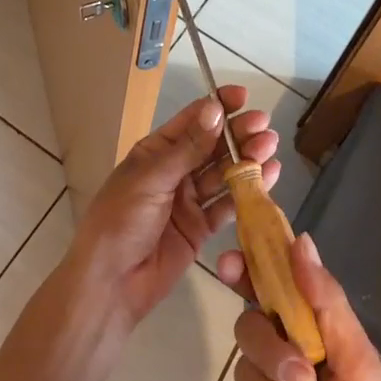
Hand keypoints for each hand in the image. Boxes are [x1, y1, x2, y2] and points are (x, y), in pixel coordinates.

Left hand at [69, 87, 281, 324]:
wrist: (110, 284)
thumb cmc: (120, 221)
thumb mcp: (151, 179)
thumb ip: (188, 149)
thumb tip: (215, 109)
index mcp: (155, 152)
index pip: (191, 121)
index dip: (217, 106)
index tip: (243, 96)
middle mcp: (174, 171)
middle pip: (212, 146)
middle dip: (238, 133)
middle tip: (264, 125)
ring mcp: (188, 200)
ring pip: (223, 173)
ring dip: (246, 159)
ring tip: (270, 146)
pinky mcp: (200, 228)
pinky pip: (227, 205)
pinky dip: (247, 191)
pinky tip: (269, 176)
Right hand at [219, 234, 380, 380]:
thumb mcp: (358, 351)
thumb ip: (327, 300)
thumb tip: (301, 240)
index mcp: (305, 321)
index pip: (265, 284)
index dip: (242, 268)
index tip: (230, 265)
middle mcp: (281, 347)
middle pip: (247, 327)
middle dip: (269, 350)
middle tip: (304, 376)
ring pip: (246, 372)